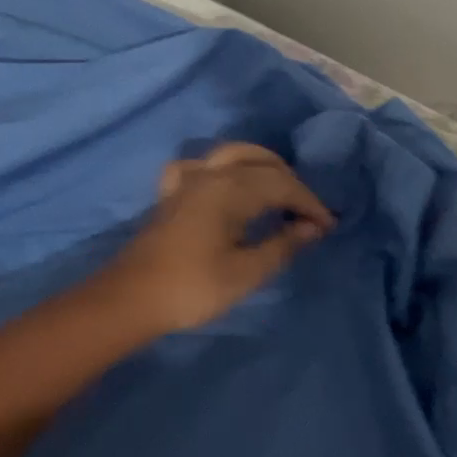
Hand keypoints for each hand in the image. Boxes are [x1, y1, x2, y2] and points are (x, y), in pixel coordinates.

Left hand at [97, 143, 336, 332]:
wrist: (129, 300)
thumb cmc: (192, 288)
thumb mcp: (246, 273)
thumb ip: (282, 245)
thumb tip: (312, 227)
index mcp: (231, 189)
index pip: (283, 185)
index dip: (309, 203)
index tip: (327, 226)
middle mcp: (211, 174)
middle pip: (262, 164)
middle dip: (291, 183)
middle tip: (308, 213)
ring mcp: (188, 180)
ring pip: (233, 155)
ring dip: (262, 167)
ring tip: (279, 191)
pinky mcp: (171, 193)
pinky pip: (201, 166)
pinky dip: (221, 168)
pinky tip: (223, 181)